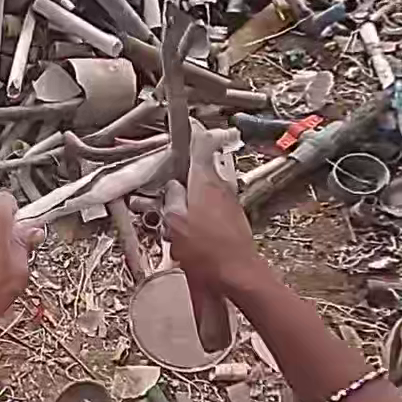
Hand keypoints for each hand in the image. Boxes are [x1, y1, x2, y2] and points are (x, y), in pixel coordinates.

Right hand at [164, 125, 267, 298]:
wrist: (238, 277)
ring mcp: (228, 204)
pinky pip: (208, 209)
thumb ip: (171, 199)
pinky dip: (195, 216)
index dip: (190, 131)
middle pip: (197, 170)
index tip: (182, 124)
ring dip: (186, 200)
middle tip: (163, 189)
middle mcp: (220, 188)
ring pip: (201, 191)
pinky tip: (186, 236)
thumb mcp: (176, 223)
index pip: (199, 145)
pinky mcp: (231, 220)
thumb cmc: (208, 252)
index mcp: (206, 182)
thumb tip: (172, 187)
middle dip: (179, 177)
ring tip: (172, 221)